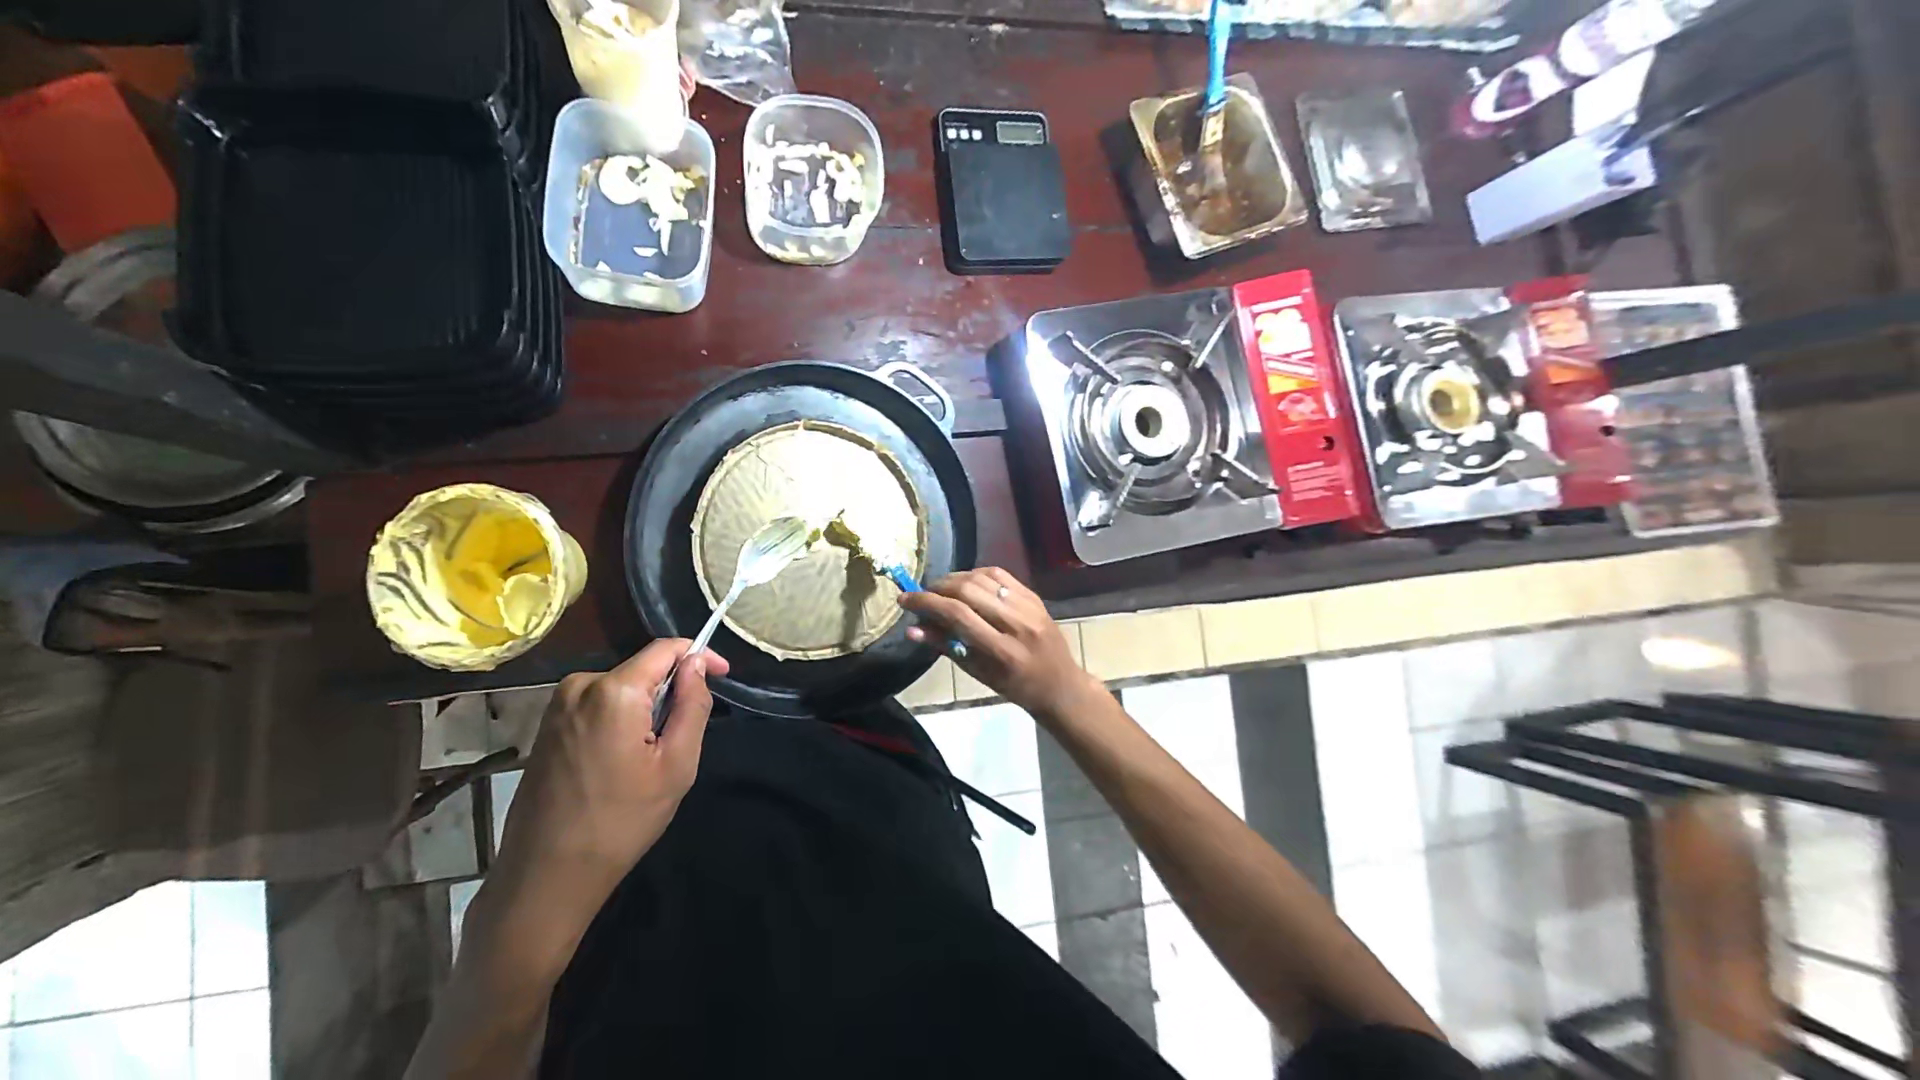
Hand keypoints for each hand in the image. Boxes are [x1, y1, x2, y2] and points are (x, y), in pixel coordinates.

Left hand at [494, 639, 730, 894]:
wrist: (546, 875)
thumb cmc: (622, 821)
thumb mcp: (677, 764)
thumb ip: (693, 704)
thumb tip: (698, 662)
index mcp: (613, 690)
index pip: (666, 648)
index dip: (700, 655)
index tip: (723, 674)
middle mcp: (579, 686)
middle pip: (643, 669)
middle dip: (671, 691)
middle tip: (683, 737)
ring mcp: (557, 706)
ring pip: (621, 688)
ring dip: (645, 708)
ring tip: (652, 756)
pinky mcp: (546, 726)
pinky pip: (598, 705)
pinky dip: (621, 720)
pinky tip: (622, 762)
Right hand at [898, 567, 1105, 721]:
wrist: (1059, 683)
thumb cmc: (1015, 686)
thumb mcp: (978, 673)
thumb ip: (946, 647)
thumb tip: (912, 629)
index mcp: (1001, 650)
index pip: (958, 615)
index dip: (926, 603)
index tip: (905, 600)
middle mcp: (1016, 623)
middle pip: (967, 590)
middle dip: (937, 588)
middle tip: (922, 596)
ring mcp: (1028, 606)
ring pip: (982, 577)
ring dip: (954, 579)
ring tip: (941, 590)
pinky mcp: (1034, 595)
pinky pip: (999, 574)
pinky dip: (976, 575)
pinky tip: (965, 584)